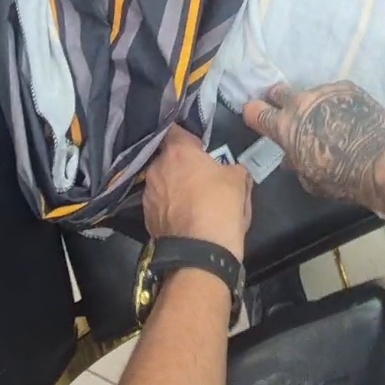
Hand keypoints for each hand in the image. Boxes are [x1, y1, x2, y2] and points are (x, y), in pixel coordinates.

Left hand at [143, 125, 253, 257]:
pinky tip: (182, 215)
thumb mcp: (238, 180)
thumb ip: (232, 167)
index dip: (188, 136)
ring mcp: (149, 193)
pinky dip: (168, 205)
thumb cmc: (220, 207)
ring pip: (162, 180)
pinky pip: (159, 202)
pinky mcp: (146, 216)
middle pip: (167, 157)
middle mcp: (157, 168)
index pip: (176, 130)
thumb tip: (231, 171)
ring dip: (173, 184)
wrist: (200, 254)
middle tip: (198, 174)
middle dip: (180, 163)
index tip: (199, 146)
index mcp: (178, 151)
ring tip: (189, 198)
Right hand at [242, 82, 384, 204]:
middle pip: (279, 91)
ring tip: (329, 120)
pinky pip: (335, 93)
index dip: (255, 114)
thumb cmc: (341, 177)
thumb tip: (291, 158)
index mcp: (285, 126)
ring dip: (314, 105)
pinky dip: (337, 103)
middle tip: (288, 112)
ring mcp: (324, 90)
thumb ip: (295, 164)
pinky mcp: (347, 87)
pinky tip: (349, 117)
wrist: (380, 160)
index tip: (257, 117)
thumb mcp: (310, 180)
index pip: (255, 111)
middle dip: (279, 100)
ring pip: (311, 93)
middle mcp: (300, 102)